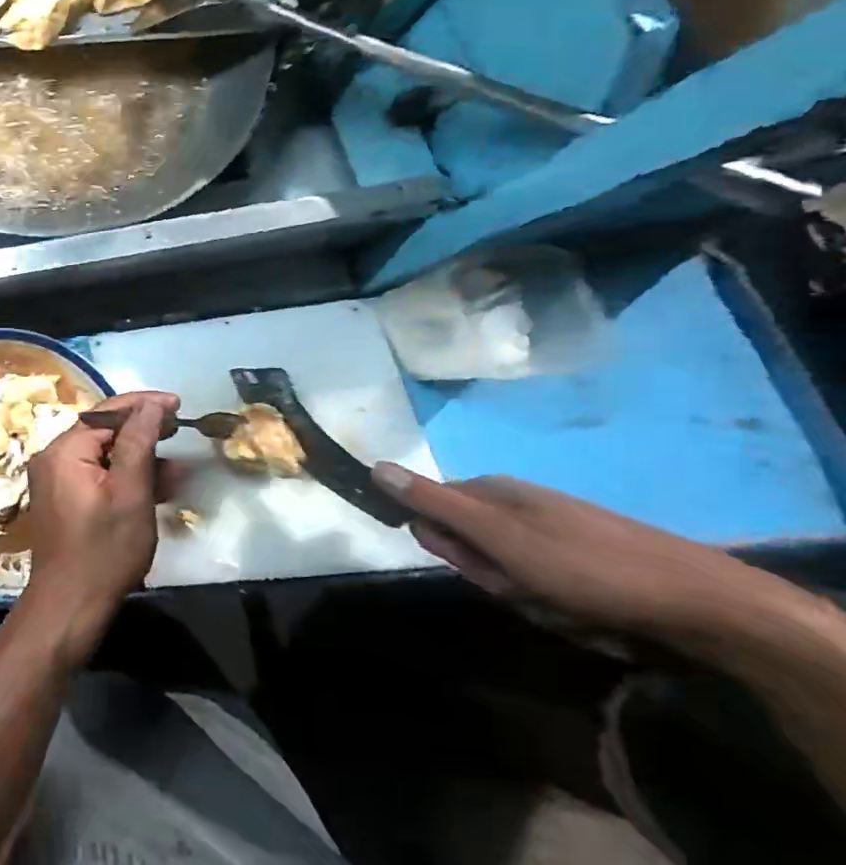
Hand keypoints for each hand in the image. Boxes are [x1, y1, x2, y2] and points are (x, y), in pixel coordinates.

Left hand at [22, 391, 179, 646]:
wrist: (70, 603)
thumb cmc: (105, 549)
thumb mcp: (131, 493)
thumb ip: (139, 443)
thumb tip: (149, 405)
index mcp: (63, 451)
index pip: (105, 412)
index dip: (142, 405)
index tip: (178, 404)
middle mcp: (52, 458)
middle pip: (101, 431)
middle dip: (142, 431)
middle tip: (180, 430)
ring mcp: (54, 480)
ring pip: (102, 455)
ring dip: (138, 457)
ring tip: (176, 465)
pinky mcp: (62, 500)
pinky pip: (96, 475)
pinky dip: (124, 477)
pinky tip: (157, 485)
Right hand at [373, 463, 809, 652]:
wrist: (705, 604)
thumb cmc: (586, 565)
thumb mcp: (497, 535)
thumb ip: (433, 502)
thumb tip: (374, 465)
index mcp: (493, 492)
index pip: (431, 511)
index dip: (444, 544)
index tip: (472, 564)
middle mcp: (517, 505)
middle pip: (466, 543)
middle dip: (487, 574)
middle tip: (520, 587)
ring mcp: (552, 533)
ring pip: (502, 568)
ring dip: (521, 593)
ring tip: (559, 604)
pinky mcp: (581, 562)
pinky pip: (539, 582)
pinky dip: (552, 603)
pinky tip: (581, 612)